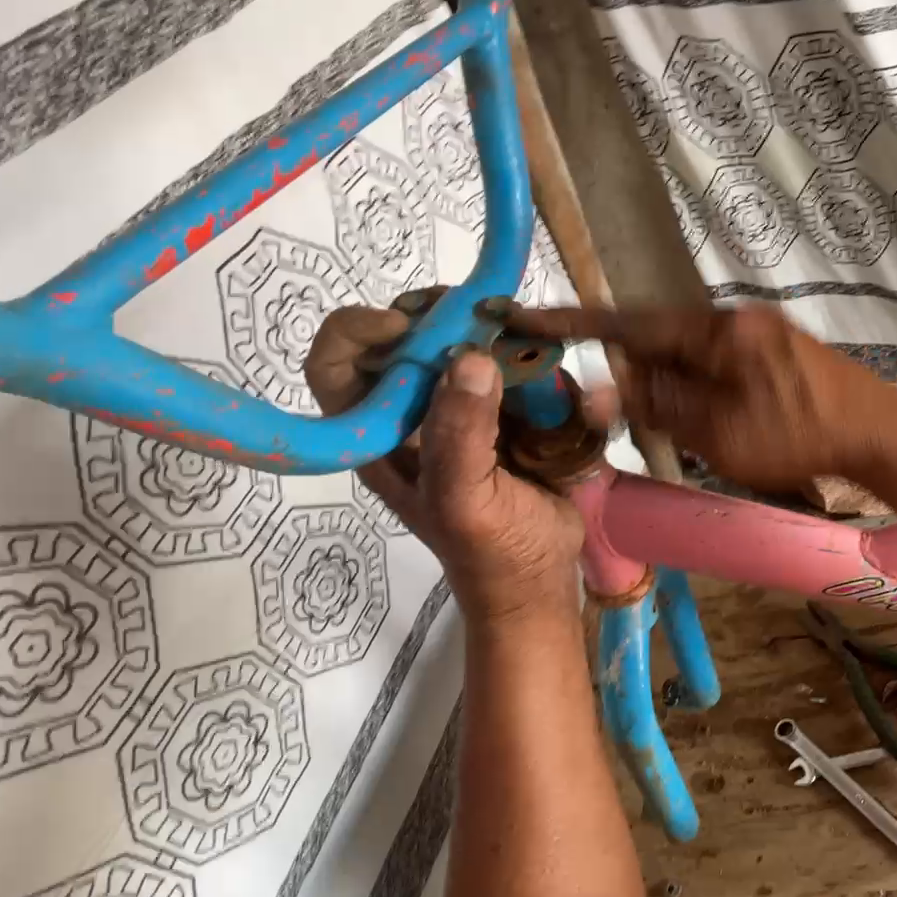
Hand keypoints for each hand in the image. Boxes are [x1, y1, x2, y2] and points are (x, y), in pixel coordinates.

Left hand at [305, 304, 582, 624]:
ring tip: (533, 349)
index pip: (337, 367)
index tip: (407, 323)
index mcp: (383, 437)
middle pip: (410, 339)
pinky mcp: (514, 412)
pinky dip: (540, 364)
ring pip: (470, 344)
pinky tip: (559, 387)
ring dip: (502, 338)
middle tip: (487, 316)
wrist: (544, 579)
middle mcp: (418, 414)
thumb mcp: (464, 503)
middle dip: (445, 319)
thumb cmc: (493, 553)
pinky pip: (520, 368)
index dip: (358, 332)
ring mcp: (469, 410)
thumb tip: (470, 359)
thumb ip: (459, 437)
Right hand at [514, 306, 896, 490]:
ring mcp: (758, 333)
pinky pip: (717, 363)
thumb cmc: (798, 434)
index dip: (576, 322)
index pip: (630, 323)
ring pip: (690, 353)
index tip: (529, 316)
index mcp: (715, 330)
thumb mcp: (720, 431)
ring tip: (666, 421)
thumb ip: (659, 405)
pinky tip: (703, 416)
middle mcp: (733, 320)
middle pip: (659, 336)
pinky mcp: (775, 352)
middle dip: (631, 368)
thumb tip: (598, 389)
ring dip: (667, 383)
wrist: (878, 432)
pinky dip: (698, 386)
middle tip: (612, 407)